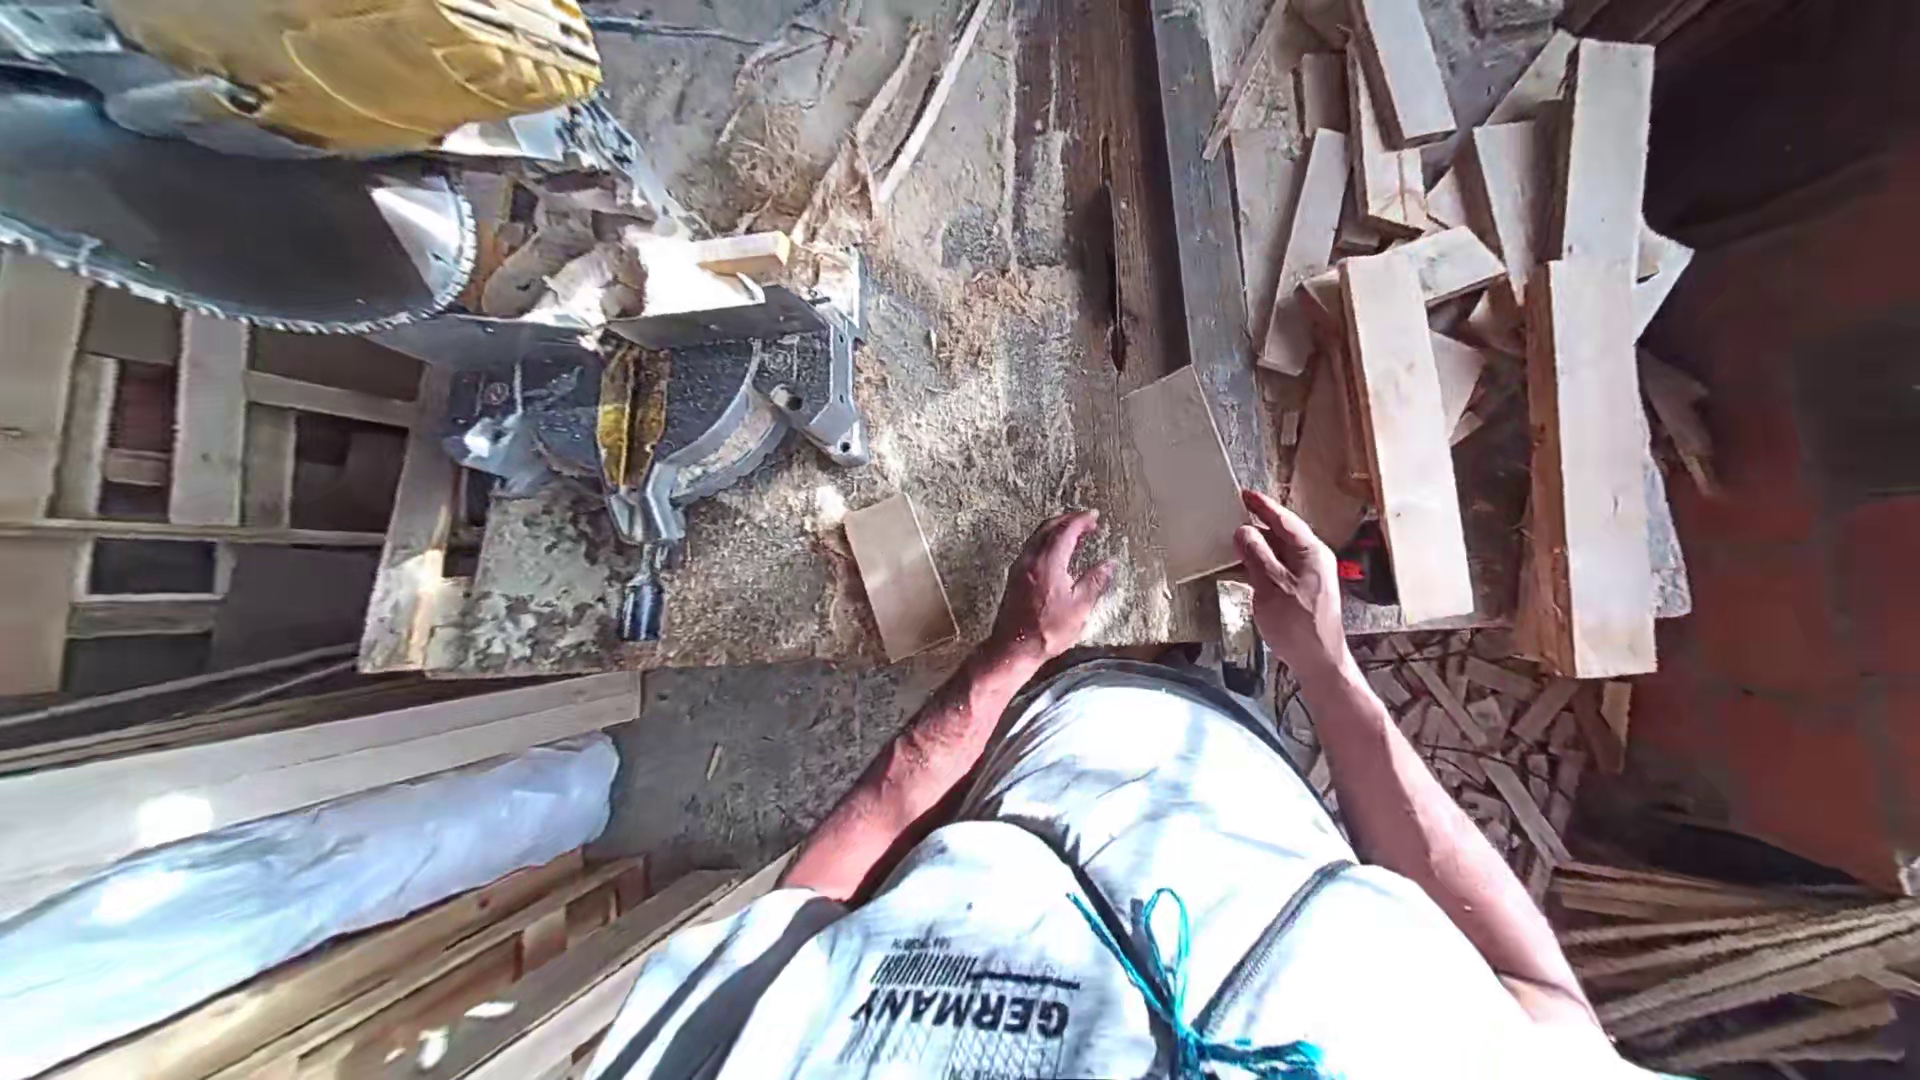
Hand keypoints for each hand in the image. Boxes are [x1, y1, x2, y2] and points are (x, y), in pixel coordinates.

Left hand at [987, 509, 1116, 665]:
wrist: (1014, 647)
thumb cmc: (1047, 631)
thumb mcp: (1080, 607)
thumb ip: (1095, 581)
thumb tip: (1109, 564)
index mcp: (1048, 563)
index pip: (1065, 531)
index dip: (1081, 520)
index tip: (1093, 516)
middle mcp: (1030, 560)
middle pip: (1048, 528)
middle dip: (1068, 520)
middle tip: (1085, 521)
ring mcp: (1019, 567)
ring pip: (1037, 537)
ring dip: (1056, 529)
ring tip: (1074, 533)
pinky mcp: (1014, 577)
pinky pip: (1031, 548)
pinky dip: (1046, 541)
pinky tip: (1055, 552)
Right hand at [1234, 490, 1352, 684]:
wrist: (1317, 661)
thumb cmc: (1300, 625)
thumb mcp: (1272, 586)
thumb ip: (1257, 556)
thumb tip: (1243, 532)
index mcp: (1311, 554)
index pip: (1285, 522)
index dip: (1263, 507)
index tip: (1245, 495)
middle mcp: (1310, 561)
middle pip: (1279, 536)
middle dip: (1255, 526)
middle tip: (1230, 515)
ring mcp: (1303, 577)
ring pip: (1273, 554)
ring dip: (1251, 548)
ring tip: (1227, 541)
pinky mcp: (1294, 593)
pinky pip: (1271, 570)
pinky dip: (1254, 567)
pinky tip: (1236, 569)